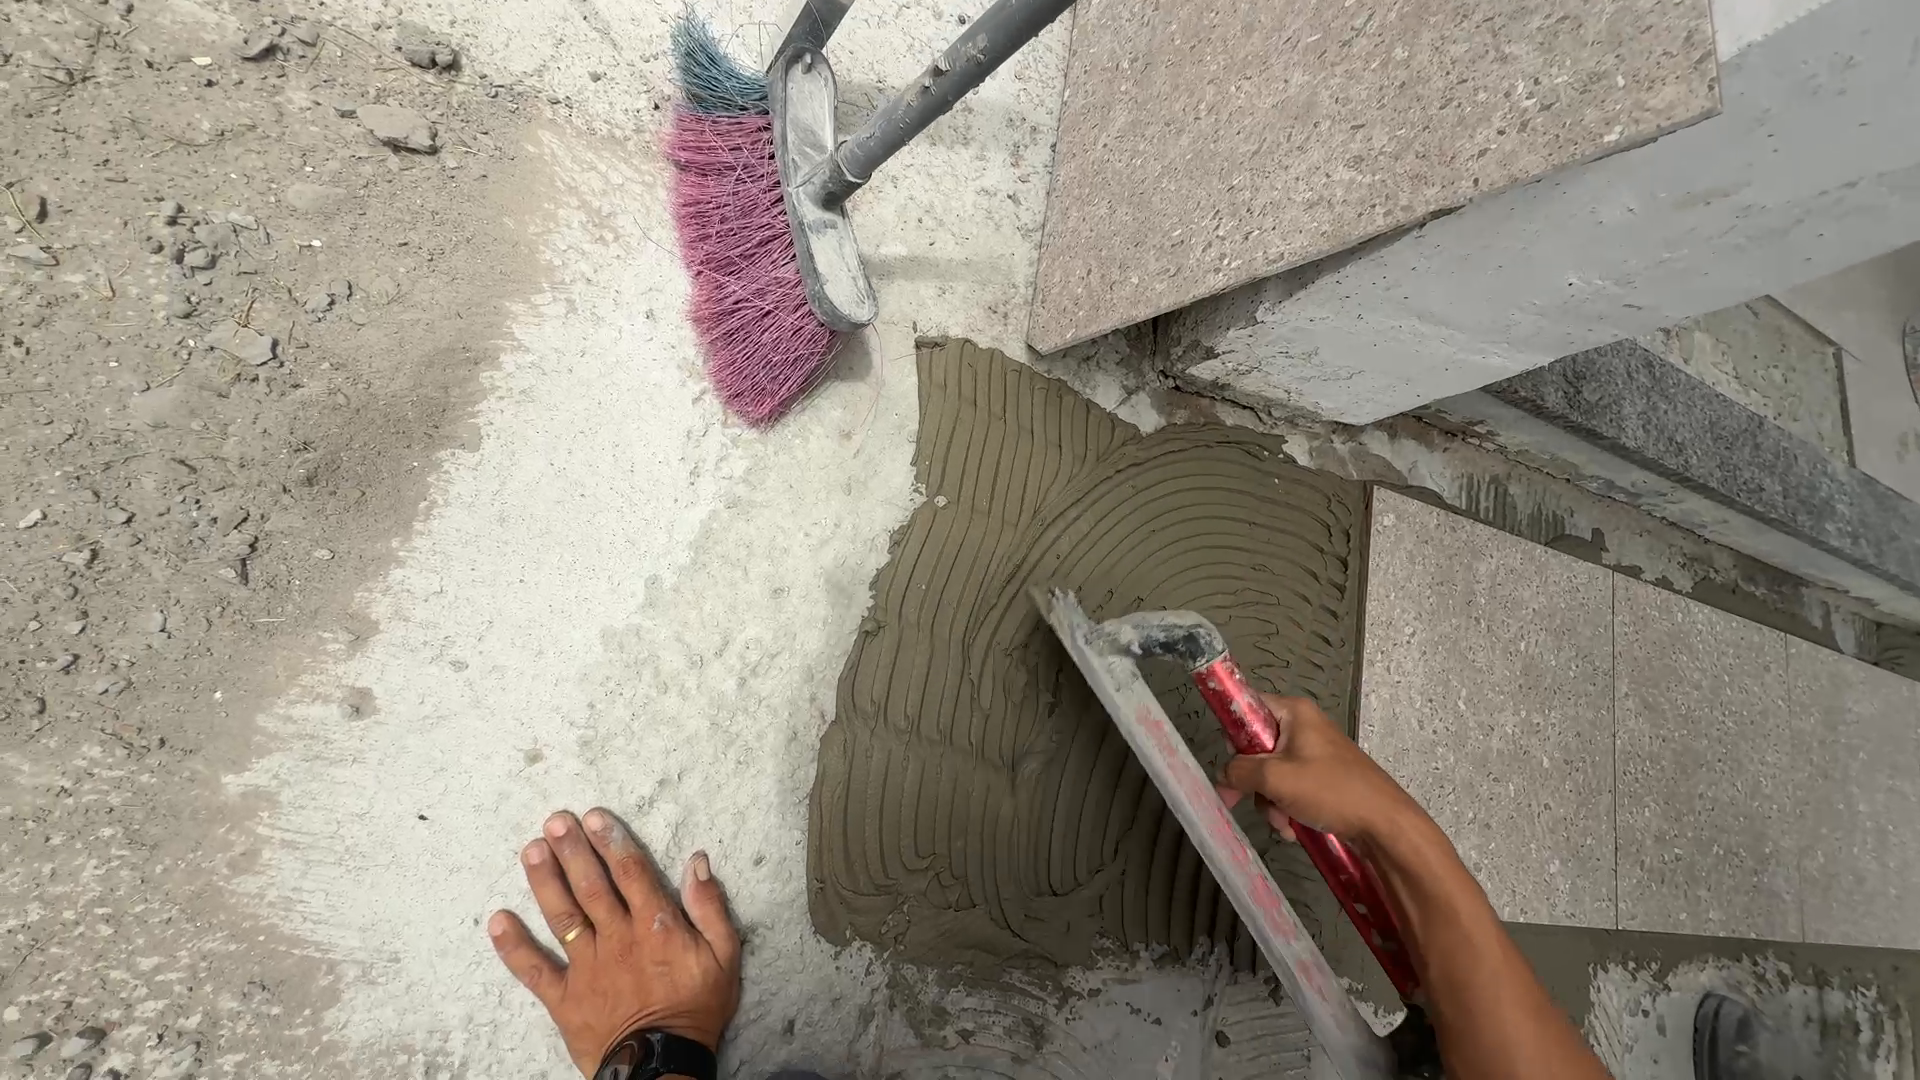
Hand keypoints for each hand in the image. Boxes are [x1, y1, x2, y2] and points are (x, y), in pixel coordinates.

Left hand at [488, 809, 740, 1076]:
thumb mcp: (724, 952)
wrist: (662, 1065)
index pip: (630, 871)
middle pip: (591, 886)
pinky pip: (534, 970)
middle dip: (572, 850)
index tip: (594, 816)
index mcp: (655, 924)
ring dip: (545, 881)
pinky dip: (512, 946)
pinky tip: (497, 920)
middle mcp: (616, 937)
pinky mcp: (564, 998)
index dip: (610, 840)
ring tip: (530, 850)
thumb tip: (698, 861)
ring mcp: (586, 967)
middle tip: (554, 820)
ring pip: (562, 917)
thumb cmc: (698, 1004)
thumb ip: (710, 905)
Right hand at [1217, 695, 1422, 844]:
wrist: (1387, 826)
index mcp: (1293, 712)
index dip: (1233, 732)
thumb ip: (1239, 771)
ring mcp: (1314, 753)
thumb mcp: (1275, 777)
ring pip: (1271, 771)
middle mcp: (1303, 727)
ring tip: (1282, 821)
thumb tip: (1224, 776)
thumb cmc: (1332, 790)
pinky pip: (1289, 786)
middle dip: (1253, 779)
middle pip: (1256, 745)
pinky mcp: (1323, 778)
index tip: (1232, 761)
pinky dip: (1286, 806)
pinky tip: (1293, 827)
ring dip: (1269, 800)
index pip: (1247, 706)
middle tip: (1249, 800)